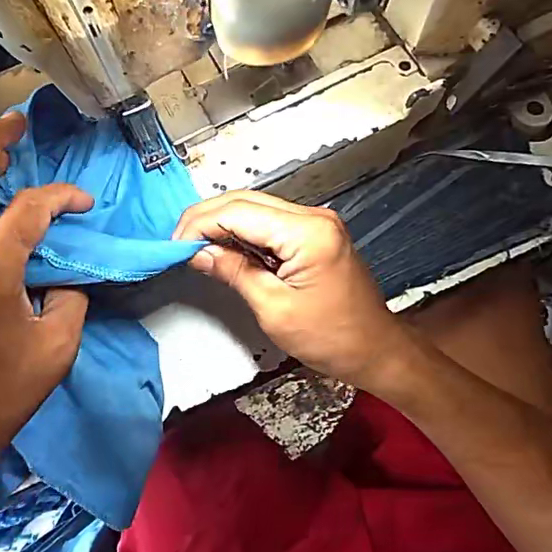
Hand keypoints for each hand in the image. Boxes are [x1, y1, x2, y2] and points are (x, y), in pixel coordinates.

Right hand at [174, 190, 419, 388]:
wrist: (375, 350)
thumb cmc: (332, 337)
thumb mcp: (273, 308)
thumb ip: (234, 271)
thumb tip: (199, 252)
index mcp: (307, 232)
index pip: (238, 212)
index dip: (200, 224)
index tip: (176, 244)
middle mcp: (313, 218)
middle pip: (245, 201)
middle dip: (206, 218)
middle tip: (179, 243)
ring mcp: (315, 223)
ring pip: (254, 208)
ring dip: (222, 224)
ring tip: (196, 247)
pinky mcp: (313, 234)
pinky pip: (269, 222)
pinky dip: (242, 232)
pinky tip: (224, 248)